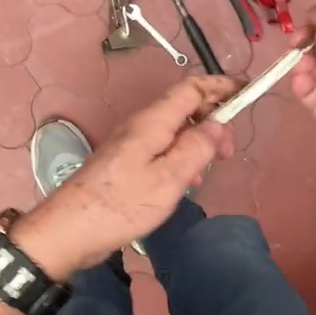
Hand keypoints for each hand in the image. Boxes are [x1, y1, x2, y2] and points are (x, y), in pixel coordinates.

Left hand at [17, 76, 237, 274]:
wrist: (69, 229)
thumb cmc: (121, 205)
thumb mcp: (167, 179)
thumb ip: (196, 149)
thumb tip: (217, 125)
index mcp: (153, 121)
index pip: (192, 88)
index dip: (220, 85)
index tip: (246, 91)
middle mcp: (142, 124)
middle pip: (185, 106)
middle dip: (213, 119)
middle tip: (229, 151)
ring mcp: (132, 142)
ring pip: (175, 128)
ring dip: (198, 141)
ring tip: (210, 169)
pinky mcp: (126, 161)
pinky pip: (163, 146)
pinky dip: (182, 155)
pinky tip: (186, 182)